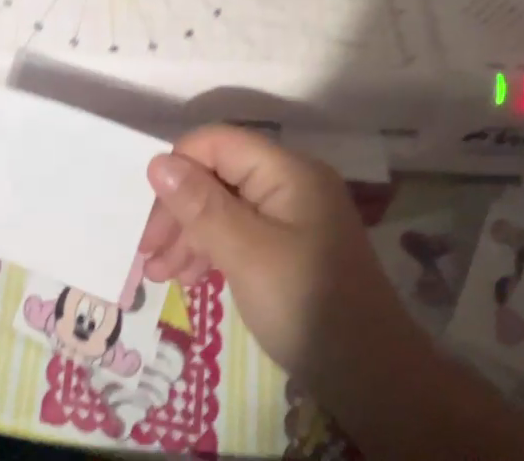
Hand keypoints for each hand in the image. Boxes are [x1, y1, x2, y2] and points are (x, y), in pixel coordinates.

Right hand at [137, 125, 404, 377]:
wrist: (375, 380)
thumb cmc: (307, 306)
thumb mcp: (246, 254)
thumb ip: (200, 205)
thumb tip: (157, 162)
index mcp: (287, 172)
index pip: (216, 143)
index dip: (178, 169)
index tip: (151, 217)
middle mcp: (290, 184)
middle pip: (216, 174)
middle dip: (178, 210)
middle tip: (149, 253)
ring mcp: (291, 216)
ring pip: (223, 206)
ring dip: (187, 235)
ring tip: (158, 274)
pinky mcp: (289, 247)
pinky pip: (239, 232)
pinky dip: (210, 250)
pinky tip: (188, 278)